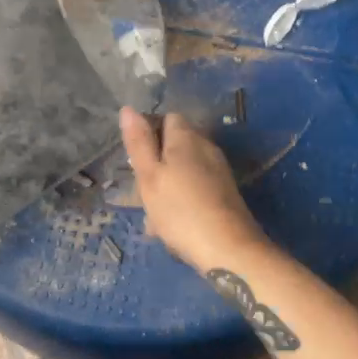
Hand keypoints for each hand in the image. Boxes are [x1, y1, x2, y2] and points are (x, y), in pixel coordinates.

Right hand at [118, 107, 273, 268]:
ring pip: (184, 170)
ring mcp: (219, 171)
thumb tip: (129, 109)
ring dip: (167, 187)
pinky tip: (173, 226)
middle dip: (157, 165)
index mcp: (187, 138)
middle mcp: (206, 147)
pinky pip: (196, 188)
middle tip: (142, 193)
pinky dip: (182, 201)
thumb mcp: (150, 176)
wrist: (228, 249)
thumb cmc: (180, 211)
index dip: (149, 133)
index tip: (136, 159)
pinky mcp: (226, 193)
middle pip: (176, 146)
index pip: (167, 118)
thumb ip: (139, 142)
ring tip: (154, 217)